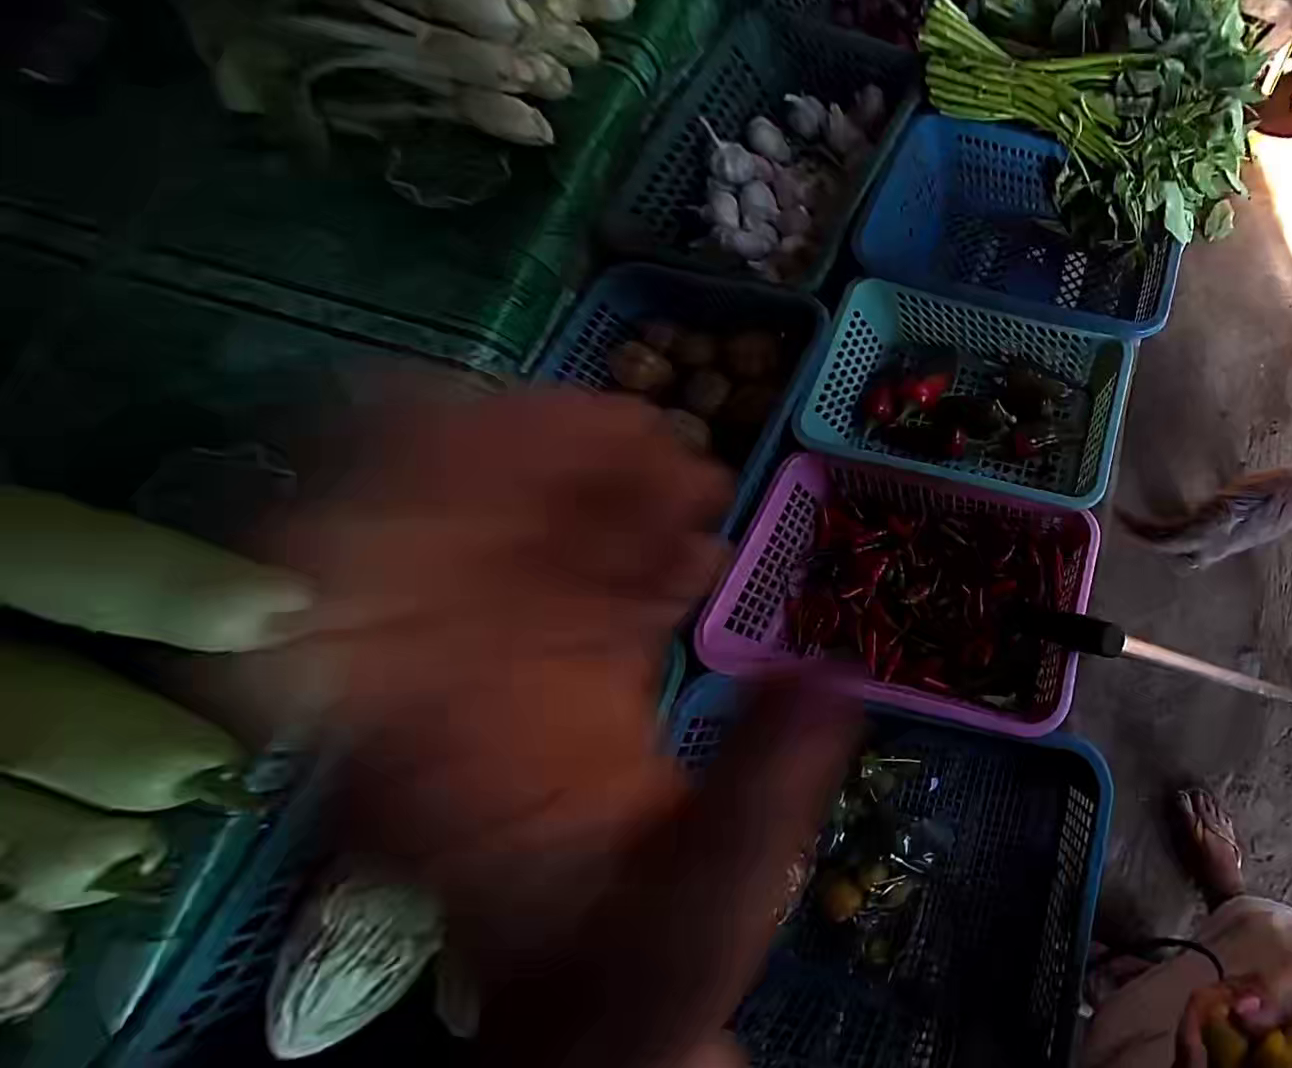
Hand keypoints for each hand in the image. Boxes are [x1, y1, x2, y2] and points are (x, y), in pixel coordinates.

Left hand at [294, 392, 863, 1064]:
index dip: (404, 479)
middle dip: (546, 464)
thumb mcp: (708, 889)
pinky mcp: (566, 657)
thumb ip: (762, 788)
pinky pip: (588, 571)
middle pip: (446, 531)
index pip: (346, 585)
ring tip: (702, 476)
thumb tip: (833, 676)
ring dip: (608, 488)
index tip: (510, 419)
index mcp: (427, 747)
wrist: (631, 984)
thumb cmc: (646, 956)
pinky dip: (643, 541)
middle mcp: (445, 685)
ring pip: (529, 538)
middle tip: (658, 437)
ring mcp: (508, 661)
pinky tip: (705, 543)